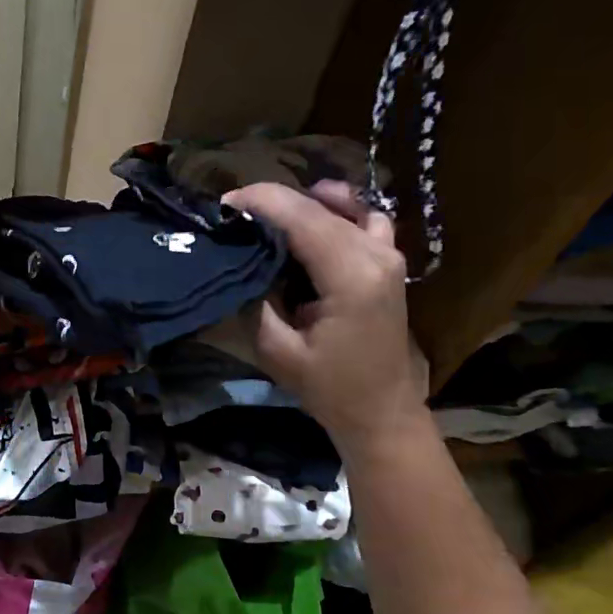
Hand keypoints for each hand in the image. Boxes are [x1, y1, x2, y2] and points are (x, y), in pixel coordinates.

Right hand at [223, 181, 427, 457]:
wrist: (381, 411)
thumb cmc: (330, 389)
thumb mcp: (278, 352)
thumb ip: (255, 302)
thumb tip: (235, 264)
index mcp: (351, 274)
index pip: (301, 217)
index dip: (259, 202)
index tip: (222, 206)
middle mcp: (376, 252)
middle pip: (318, 207)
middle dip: (272, 204)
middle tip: (232, 218)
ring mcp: (389, 252)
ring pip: (340, 208)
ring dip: (299, 208)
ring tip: (265, 222)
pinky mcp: (390, 260)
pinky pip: (363, 219)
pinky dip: (335, 212)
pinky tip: (312, 222)